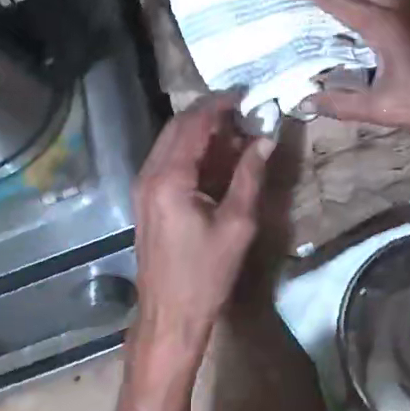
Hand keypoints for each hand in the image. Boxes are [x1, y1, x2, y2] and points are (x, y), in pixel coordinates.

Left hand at [129, 91, 272, 387]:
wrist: (169, 315)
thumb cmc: (206, 274)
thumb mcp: (237, 224)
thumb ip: (250, 175)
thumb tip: (266, 137)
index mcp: (169, 178)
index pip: (194, 123)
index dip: (220, 104)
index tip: (247, 95)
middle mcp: (149, 174)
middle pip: (178, 126)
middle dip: (211, 114)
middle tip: (245, 111)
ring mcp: (143, 186)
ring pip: (171, 141)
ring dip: (202, 132)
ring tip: (238, 132)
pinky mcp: (145, 198)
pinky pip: (168, 160)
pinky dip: (192, 151)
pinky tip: (218, 158)